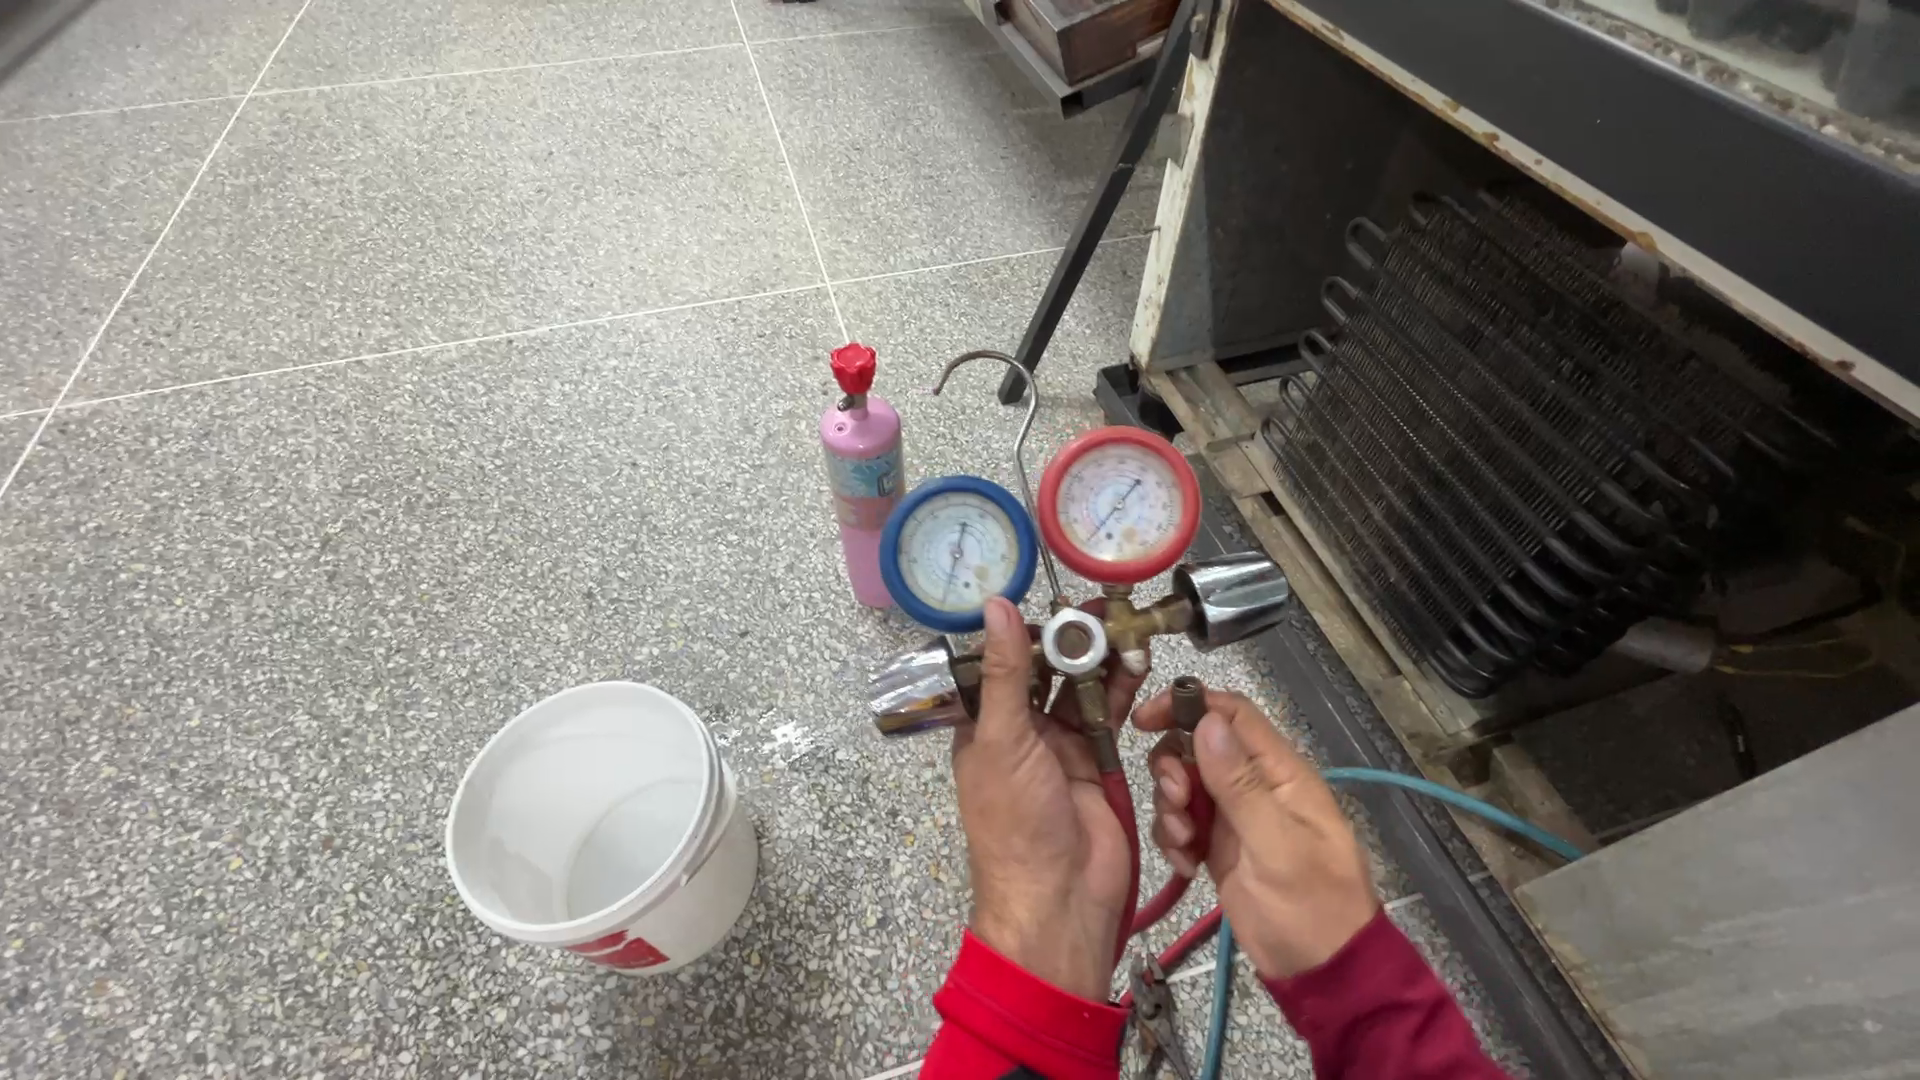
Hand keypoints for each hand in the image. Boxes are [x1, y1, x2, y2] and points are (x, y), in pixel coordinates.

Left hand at [951, 597, 1146, 1000]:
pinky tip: (1137, 663)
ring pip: (1081, 689)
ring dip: (1101, 661)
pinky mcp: (1096, 760)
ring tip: (1125, 628)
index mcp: (985, 724)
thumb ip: (1006, 672)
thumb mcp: (1003, 738)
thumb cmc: (1017, 817)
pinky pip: (1109, 715)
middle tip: (1103, 608)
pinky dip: (1122, 690)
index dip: (1029, 632)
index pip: (1003, 663)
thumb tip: (994, 605)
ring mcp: (1060, 745)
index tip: (1055, 600)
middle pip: (1048, 672)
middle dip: (1073, 642)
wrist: (1060, 897)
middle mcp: (1021, 729)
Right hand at [1134, 688, 1377, 978]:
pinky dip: (1173, 837)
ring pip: (1181, 782)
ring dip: (1170, 808)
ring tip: (1185, 845)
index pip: (1230, 713)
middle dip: (1172, 768)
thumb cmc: (1312, 908)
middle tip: (1175, 802)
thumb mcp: (1278, 846)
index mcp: (1280, 772)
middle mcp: (1253, 783)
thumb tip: (1206, 722)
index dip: (1186, 704)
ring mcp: (1232, 813)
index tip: (1144, 721)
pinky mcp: (1215, 843)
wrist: (1321, 975)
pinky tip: (1185, 865)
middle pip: (1195, 745)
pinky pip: (1179, 820)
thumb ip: (1240, 784)